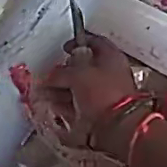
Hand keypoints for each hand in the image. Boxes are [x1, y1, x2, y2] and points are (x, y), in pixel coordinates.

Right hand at [43, 35, 144, 158]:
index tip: (65, 47)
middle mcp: (111, 72)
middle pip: (84, 66)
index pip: (94, 41)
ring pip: (80, 86)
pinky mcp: (101, 109)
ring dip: (63, 88)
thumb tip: (50, 76)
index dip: (78, 42)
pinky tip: (57, 105)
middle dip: (65, 70)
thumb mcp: (76, 75)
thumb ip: (60, 72)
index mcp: (111, 56)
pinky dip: (68, 103)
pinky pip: (81, 102)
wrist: (118, 125)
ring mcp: (106, 92)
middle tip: (52, 74)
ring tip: (48, 93)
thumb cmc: (102, 93)